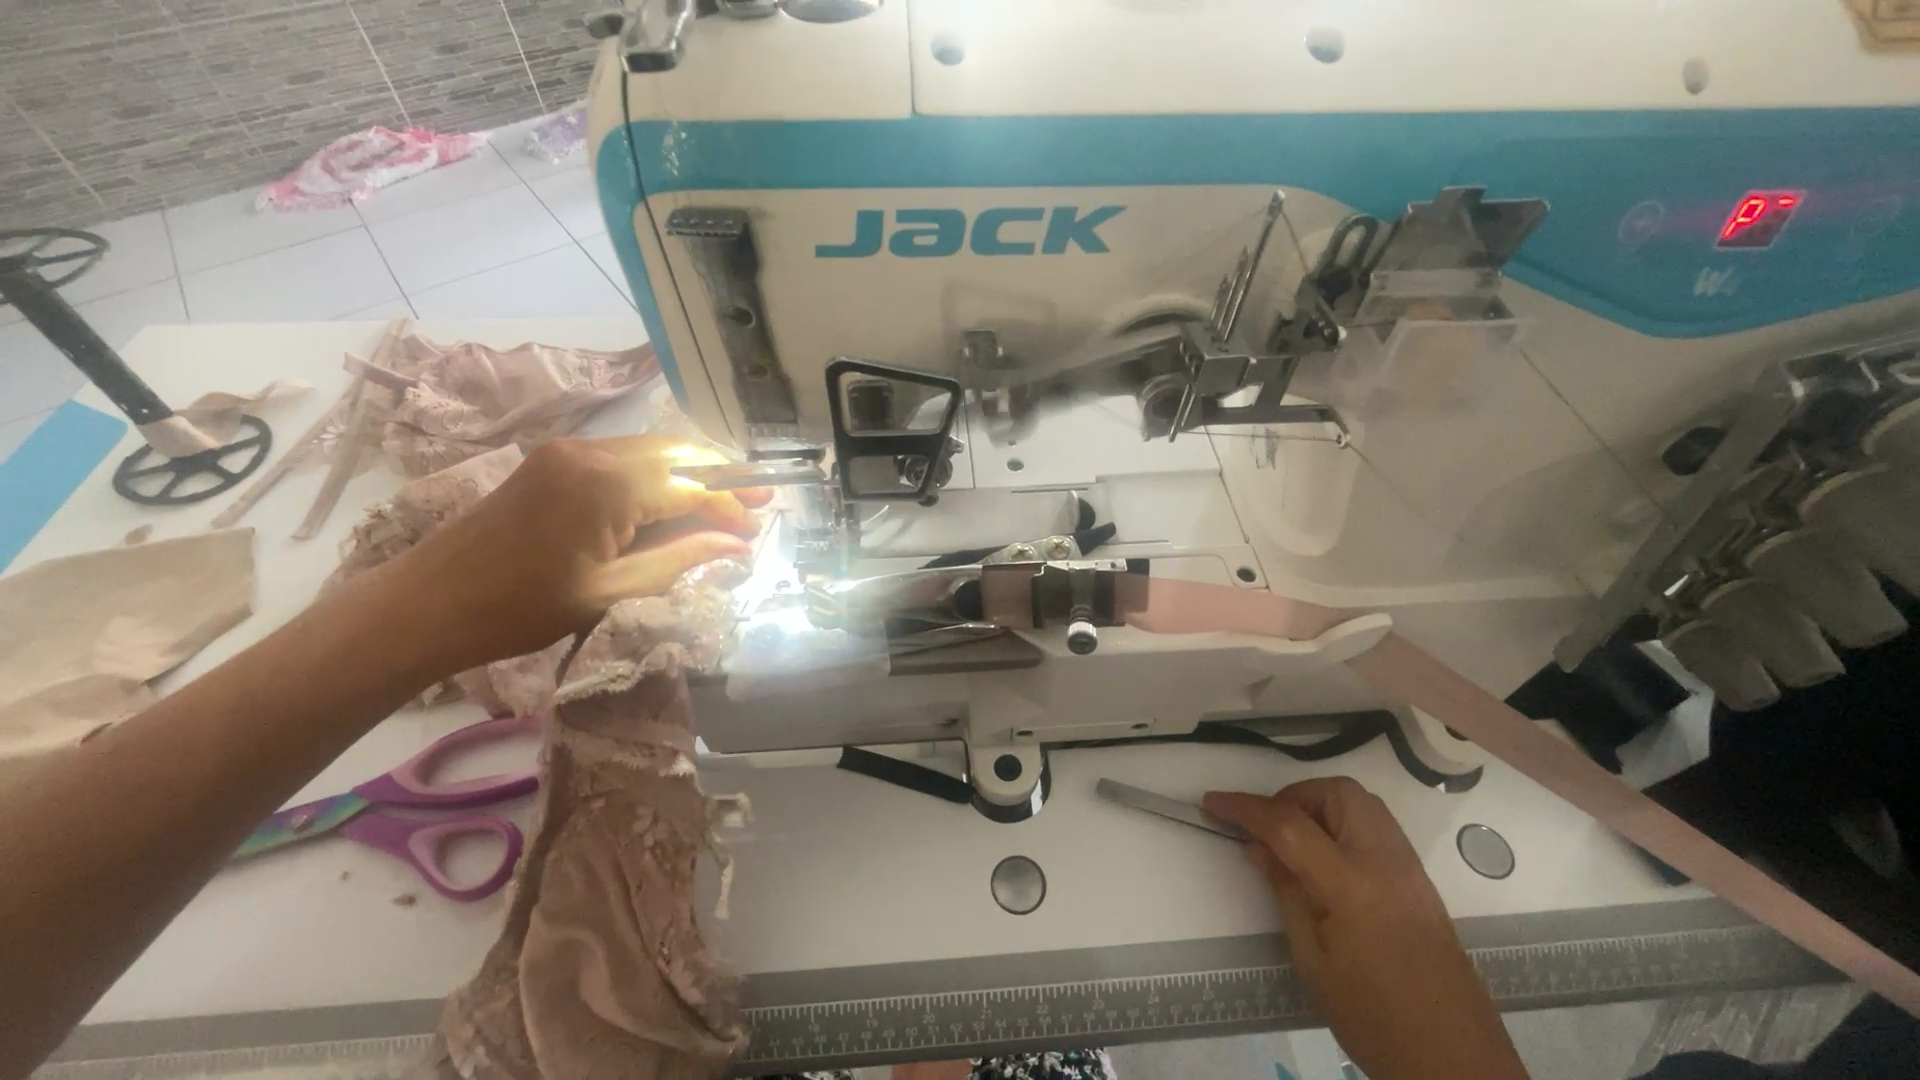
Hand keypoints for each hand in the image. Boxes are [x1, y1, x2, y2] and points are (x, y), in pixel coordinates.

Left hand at [361, 436, 768, 673]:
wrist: (424, 604)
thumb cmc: (520, 608)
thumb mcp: (611, 591)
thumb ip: (680, 559)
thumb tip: (737, 545)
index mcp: (607, 483)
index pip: (691, 485)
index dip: (730, 507)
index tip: (759, 530)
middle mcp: (591, 451)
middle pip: (676, 455)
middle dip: (720, 479)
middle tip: (760, 502)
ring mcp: (567, 451)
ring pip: (650, 452)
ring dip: (689, 476)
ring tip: (725, 502)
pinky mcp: (551, 461)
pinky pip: (620, 459)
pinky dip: (654, 477)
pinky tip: (672, 499)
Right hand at [1203, 779, 1527, 1079]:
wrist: (1455, 1059)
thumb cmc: (1373, 1017)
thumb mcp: (1313, 960)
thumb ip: (1286, 892)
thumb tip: (1259, 847)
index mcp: (1352, 885)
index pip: (1289, 824)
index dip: (1244, 808)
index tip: (1211, 803)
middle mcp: (1386, 862)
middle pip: (1336, 793)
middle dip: (1292, 798)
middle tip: (1267, 832)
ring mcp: (1409, 868)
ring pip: (1361, 803)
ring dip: (1320, 806)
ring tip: (1295, 844)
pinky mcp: (1420, 881)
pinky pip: (1377, 826)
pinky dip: (1343, 823)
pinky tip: (1327, 859)